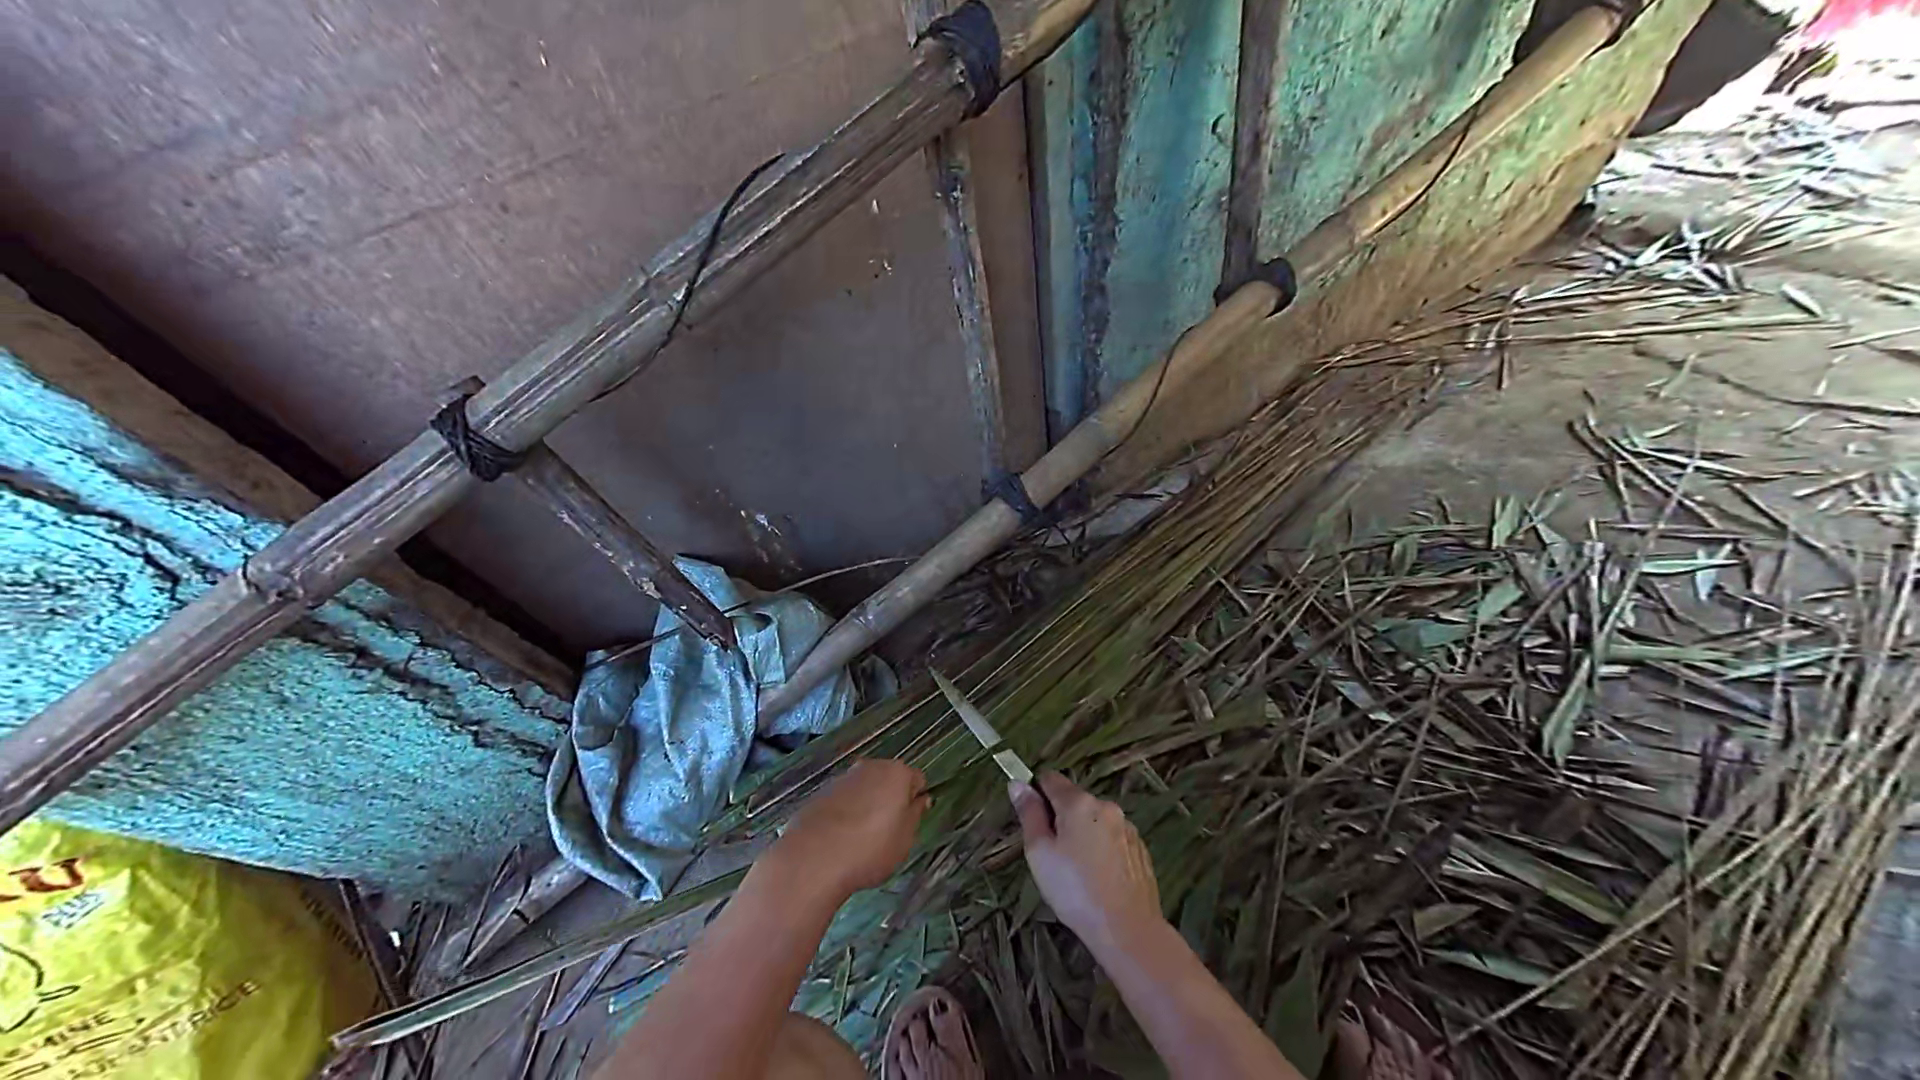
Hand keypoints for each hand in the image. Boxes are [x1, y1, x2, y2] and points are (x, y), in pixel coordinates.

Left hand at [771, 758, 927, 900]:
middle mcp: (869, 767)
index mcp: (896, 773)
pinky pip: (842, 801)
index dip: (915, 801)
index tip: (908, 824)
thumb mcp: (905, 838)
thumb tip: (921, 799)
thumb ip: (915, 814)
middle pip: (887, 780)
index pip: (916, 779)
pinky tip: (839, 840)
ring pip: (863, 789)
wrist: (813, 858)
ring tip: (859, 840)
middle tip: (887, 833)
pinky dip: (844, 813)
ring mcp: (842, 779)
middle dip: (890, 800)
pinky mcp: (819, 794)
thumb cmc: (870, 849)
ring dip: (866, 806)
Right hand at [1010, 772, 1161, 945]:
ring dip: (1083, 833)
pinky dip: (1102, 848)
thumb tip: (1017, 783)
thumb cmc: (1074, 890)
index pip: (1051, 779)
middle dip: (1061, 818)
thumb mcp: (1039, 852)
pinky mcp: (1140, 848)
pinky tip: (1100, 877)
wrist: (1128, 929)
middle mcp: (1106, 806)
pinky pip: (1113, 838)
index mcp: (1079, 802)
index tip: (1033, 822)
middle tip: (1053, 854)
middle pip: (1074, 800)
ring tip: (1078, 871)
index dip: (1036, 794)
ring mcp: (1127, 827)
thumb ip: (1029, 814)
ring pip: (1094, 820)